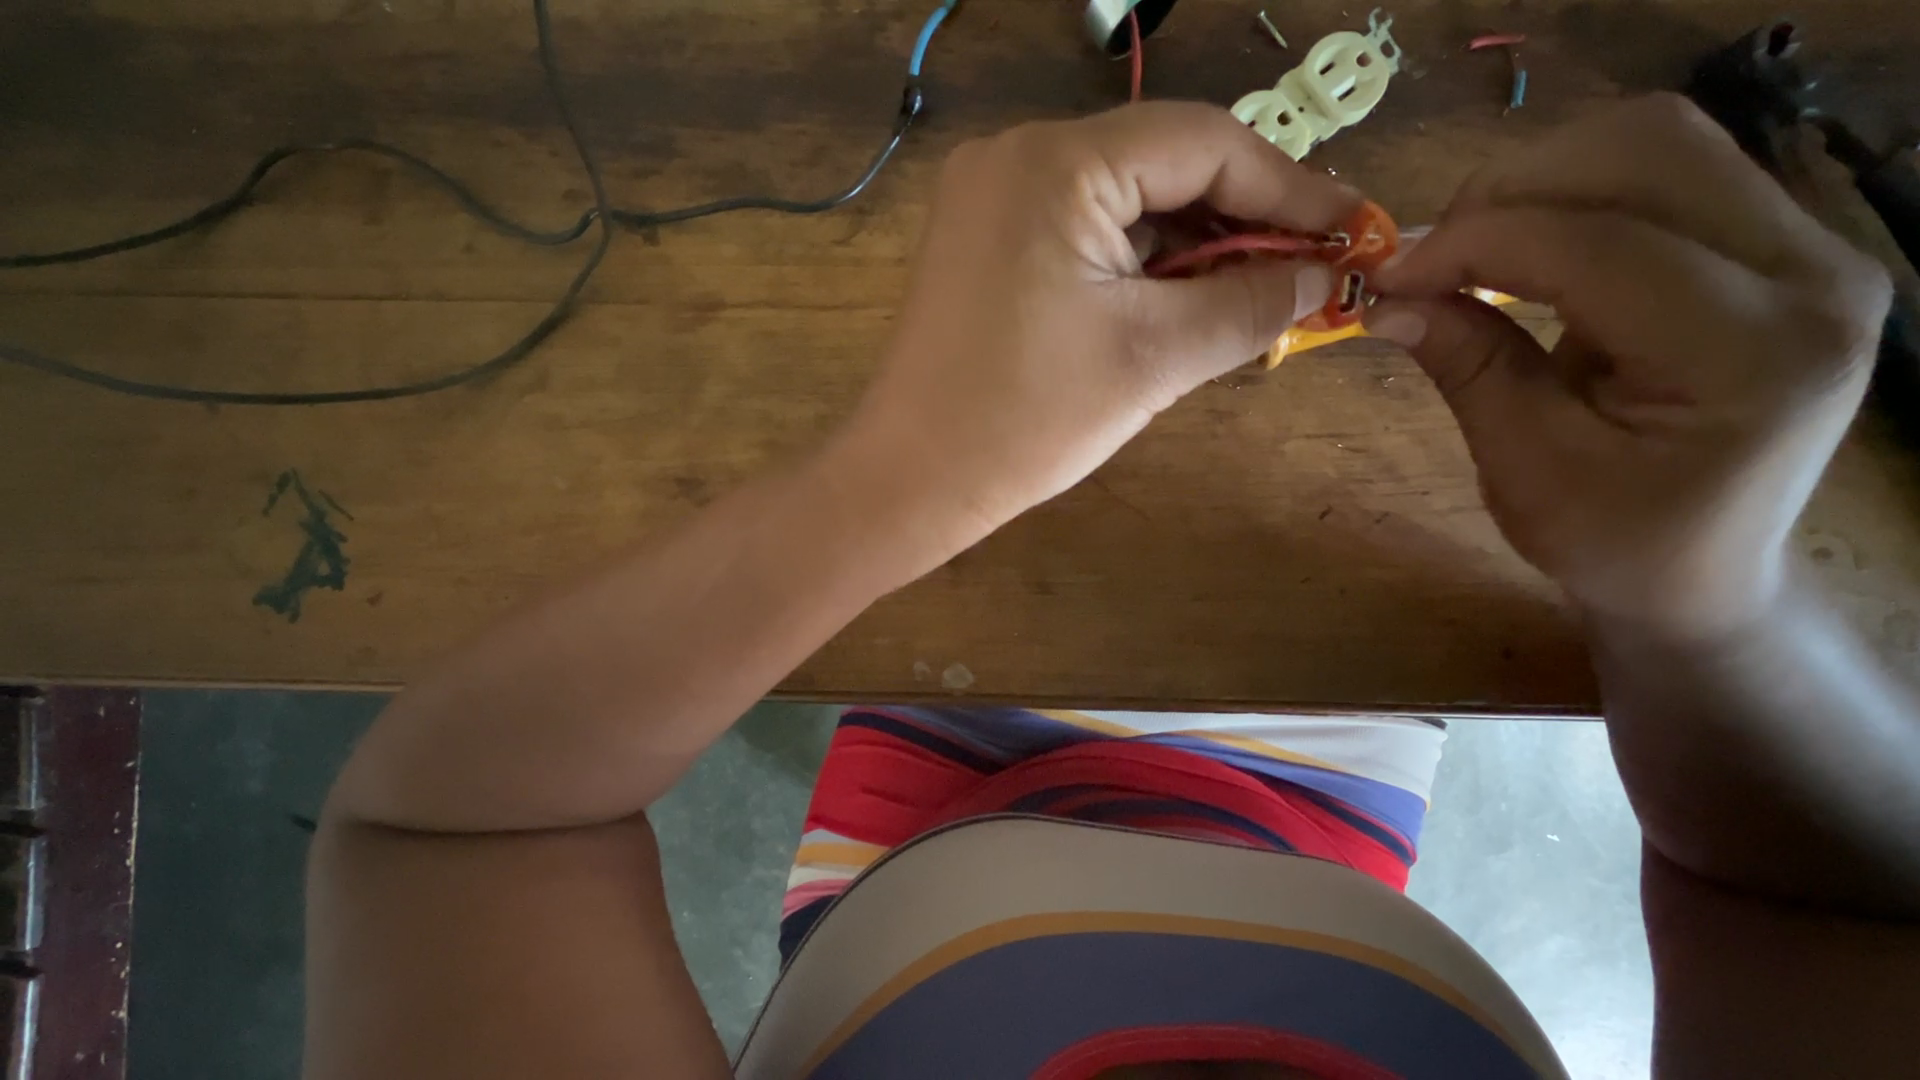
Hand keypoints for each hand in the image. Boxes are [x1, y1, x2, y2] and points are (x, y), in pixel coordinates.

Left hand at [832, 102, 1354, 551]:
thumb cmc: (1024, 422)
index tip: (1355, 233)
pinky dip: (1139, 260)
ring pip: (1125, 198)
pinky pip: (1084, 227)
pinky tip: (1184, 299)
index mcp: (1056, 164)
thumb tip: (1324, 276)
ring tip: (1255, 295)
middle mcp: (1017, 155)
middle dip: (1243, 219)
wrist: (909, 479)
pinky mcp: (985, 237)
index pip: (1205, 143)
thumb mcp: (1152, 359)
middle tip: (1310, 272)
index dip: (1292, 190)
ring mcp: (992, 195)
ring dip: (1194, 244)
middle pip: (1164, 163)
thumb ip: (1250, 303)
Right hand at [1366, 94, 1892, 636]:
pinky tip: (1518, 251)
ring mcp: (1809, 245)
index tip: (1384, 275)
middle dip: (1509, 191)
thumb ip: (1469, 368)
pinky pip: (1662, 173)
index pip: (1601, 245)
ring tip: (1467, 251)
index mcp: (1754, 354)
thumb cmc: (1614, 541)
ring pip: (1656, 142)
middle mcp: (1812, 273)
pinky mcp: (1776, 241)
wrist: (1703, 567)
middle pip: (1648, 152)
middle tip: (1428, 257)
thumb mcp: (1526, 470)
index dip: (1476, 245)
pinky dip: (1567, 195)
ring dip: (1536, 183)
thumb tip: (1385, 300)